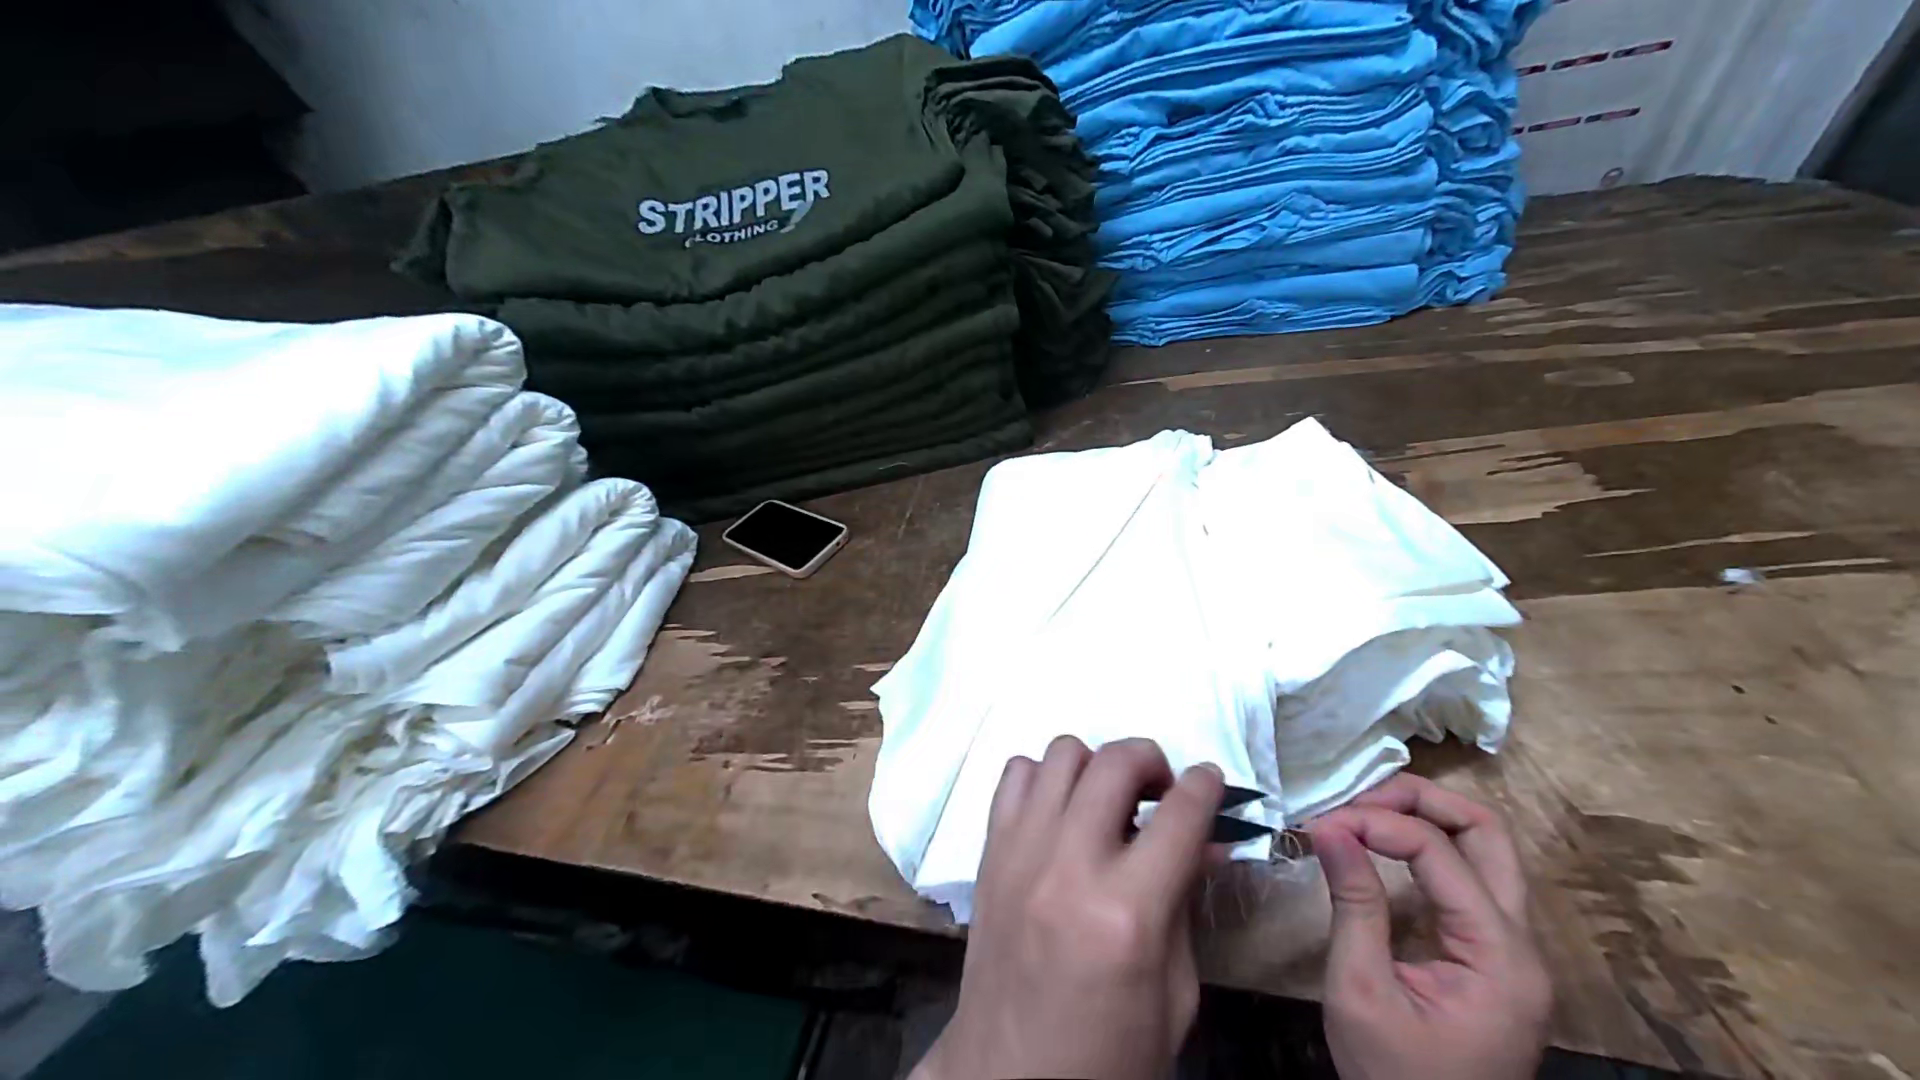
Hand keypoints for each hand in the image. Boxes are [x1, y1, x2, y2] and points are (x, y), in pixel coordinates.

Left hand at [913, 736, 1225, 1079]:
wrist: (1011, 1078)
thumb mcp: (1174, 992)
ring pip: (1060, 754)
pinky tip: (1060, 809)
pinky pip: (1014, 775)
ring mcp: (1020, 851)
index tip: (1210, 778)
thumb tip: (1206, 840)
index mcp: (1128, 913)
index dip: (1205, 785)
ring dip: (1096, 765)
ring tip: (1108, 799)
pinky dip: (1043, 776)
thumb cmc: (1108, 1051)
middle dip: (1151, 759)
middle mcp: (1069, 865)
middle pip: (1114, 763)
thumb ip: (1186, 902)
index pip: (1179, 815)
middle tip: (1161, 789)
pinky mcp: (989, 851)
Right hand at [1307, 774, 1552, 1079]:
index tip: (1320, 824)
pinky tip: (1381, 844)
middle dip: (1418, 799)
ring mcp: (1511, 949)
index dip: (1376, 823)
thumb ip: (1353, 903)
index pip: (1440, 851)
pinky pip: (1467, 876)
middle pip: (1487, 834)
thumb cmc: (1394, 1076)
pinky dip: (1423, 845)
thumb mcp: (1361, 991)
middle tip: (1356, 800)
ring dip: (1423, 816)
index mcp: (1499, 956)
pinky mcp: (1490, 954)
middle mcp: (1520, 943)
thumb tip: (1329, 825)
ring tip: (1363, 813)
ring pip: (1484, 848)